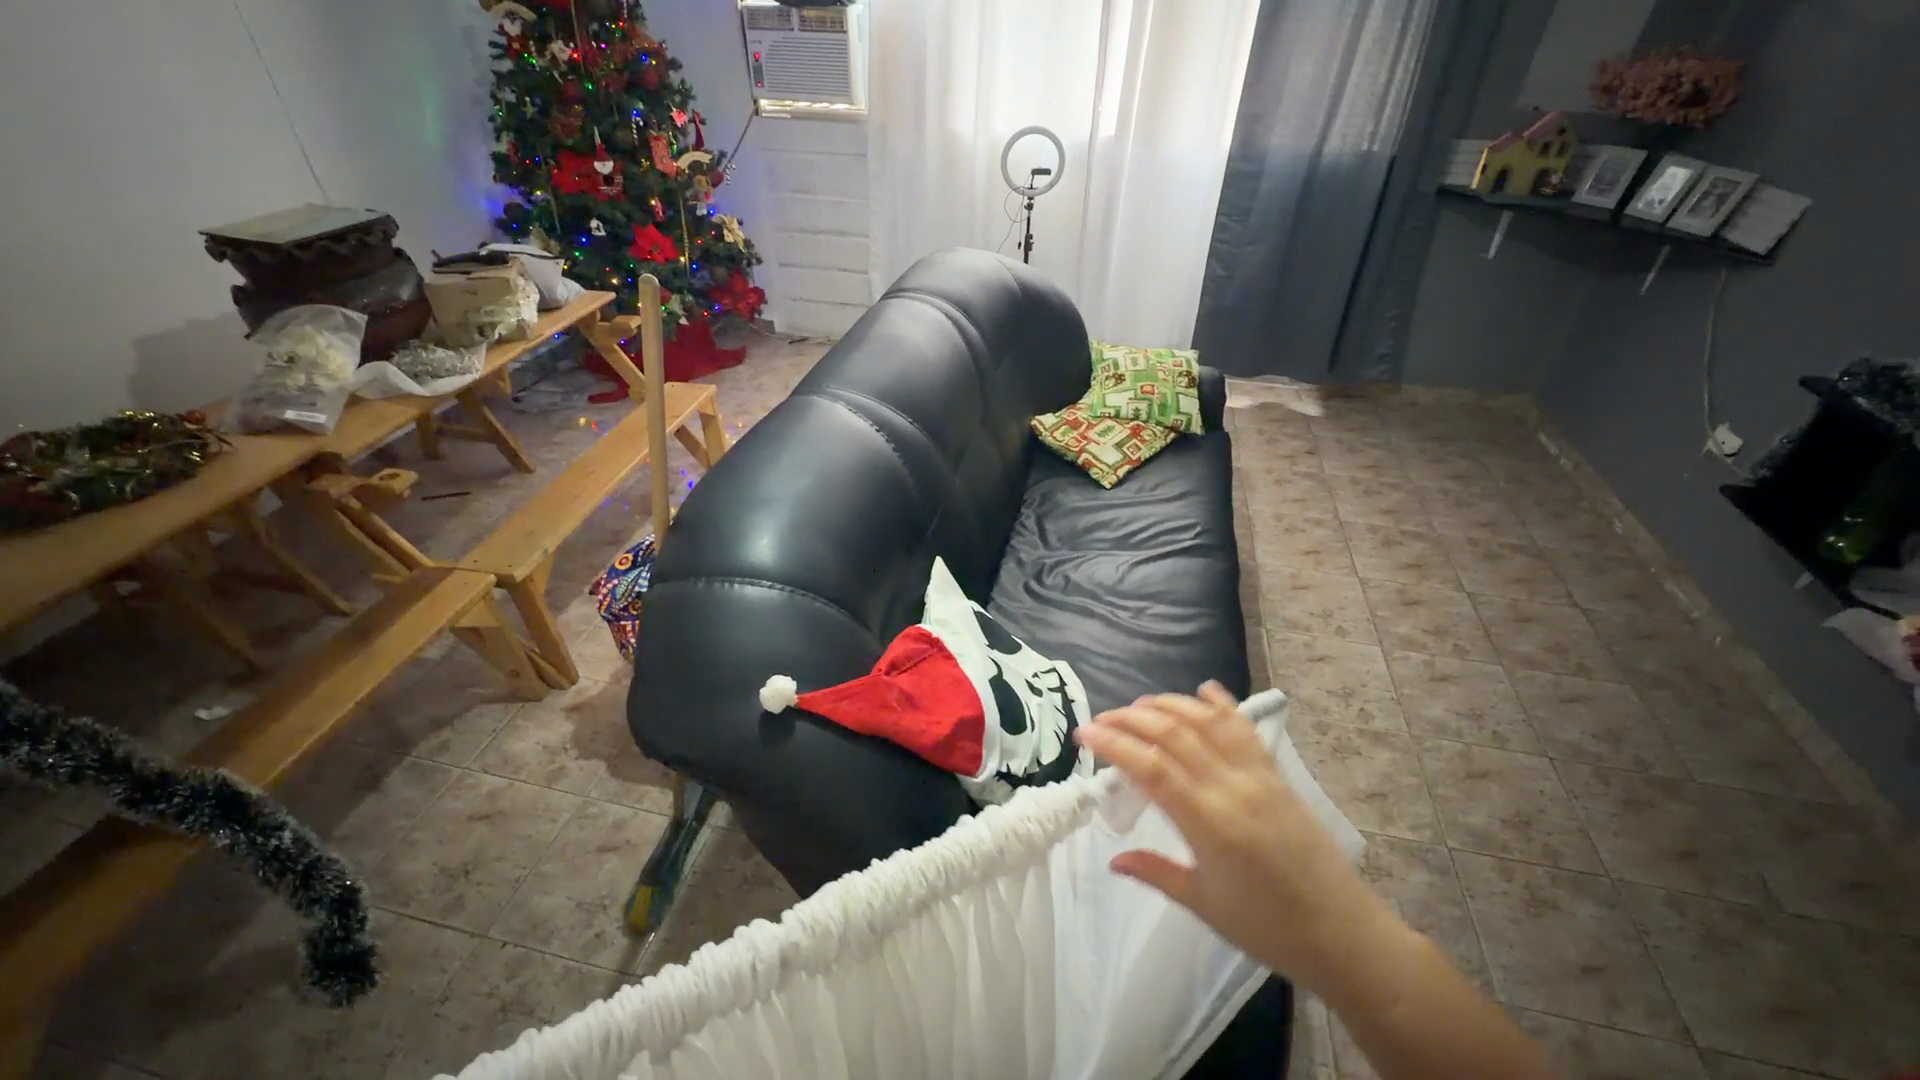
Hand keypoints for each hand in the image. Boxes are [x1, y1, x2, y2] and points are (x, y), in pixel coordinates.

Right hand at [1075, 682, 1392, 986]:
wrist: (1341, 932)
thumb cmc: (1267, 927)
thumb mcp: (1203, 903)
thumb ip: (1155, 872)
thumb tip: (1114, 858)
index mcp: (1210, 823)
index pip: (1152, 768)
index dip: (1115, 744)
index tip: (1085, 734)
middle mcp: (1233, 788)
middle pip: (1175, 734)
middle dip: (1132, 719)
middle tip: (1101, 719)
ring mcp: (1260, 777)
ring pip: (1209, 722)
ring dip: (1170, 705)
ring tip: (1139, 705)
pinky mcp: (1279, 776)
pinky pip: (1246, 730)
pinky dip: (1222, 705)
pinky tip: (1204, 690)